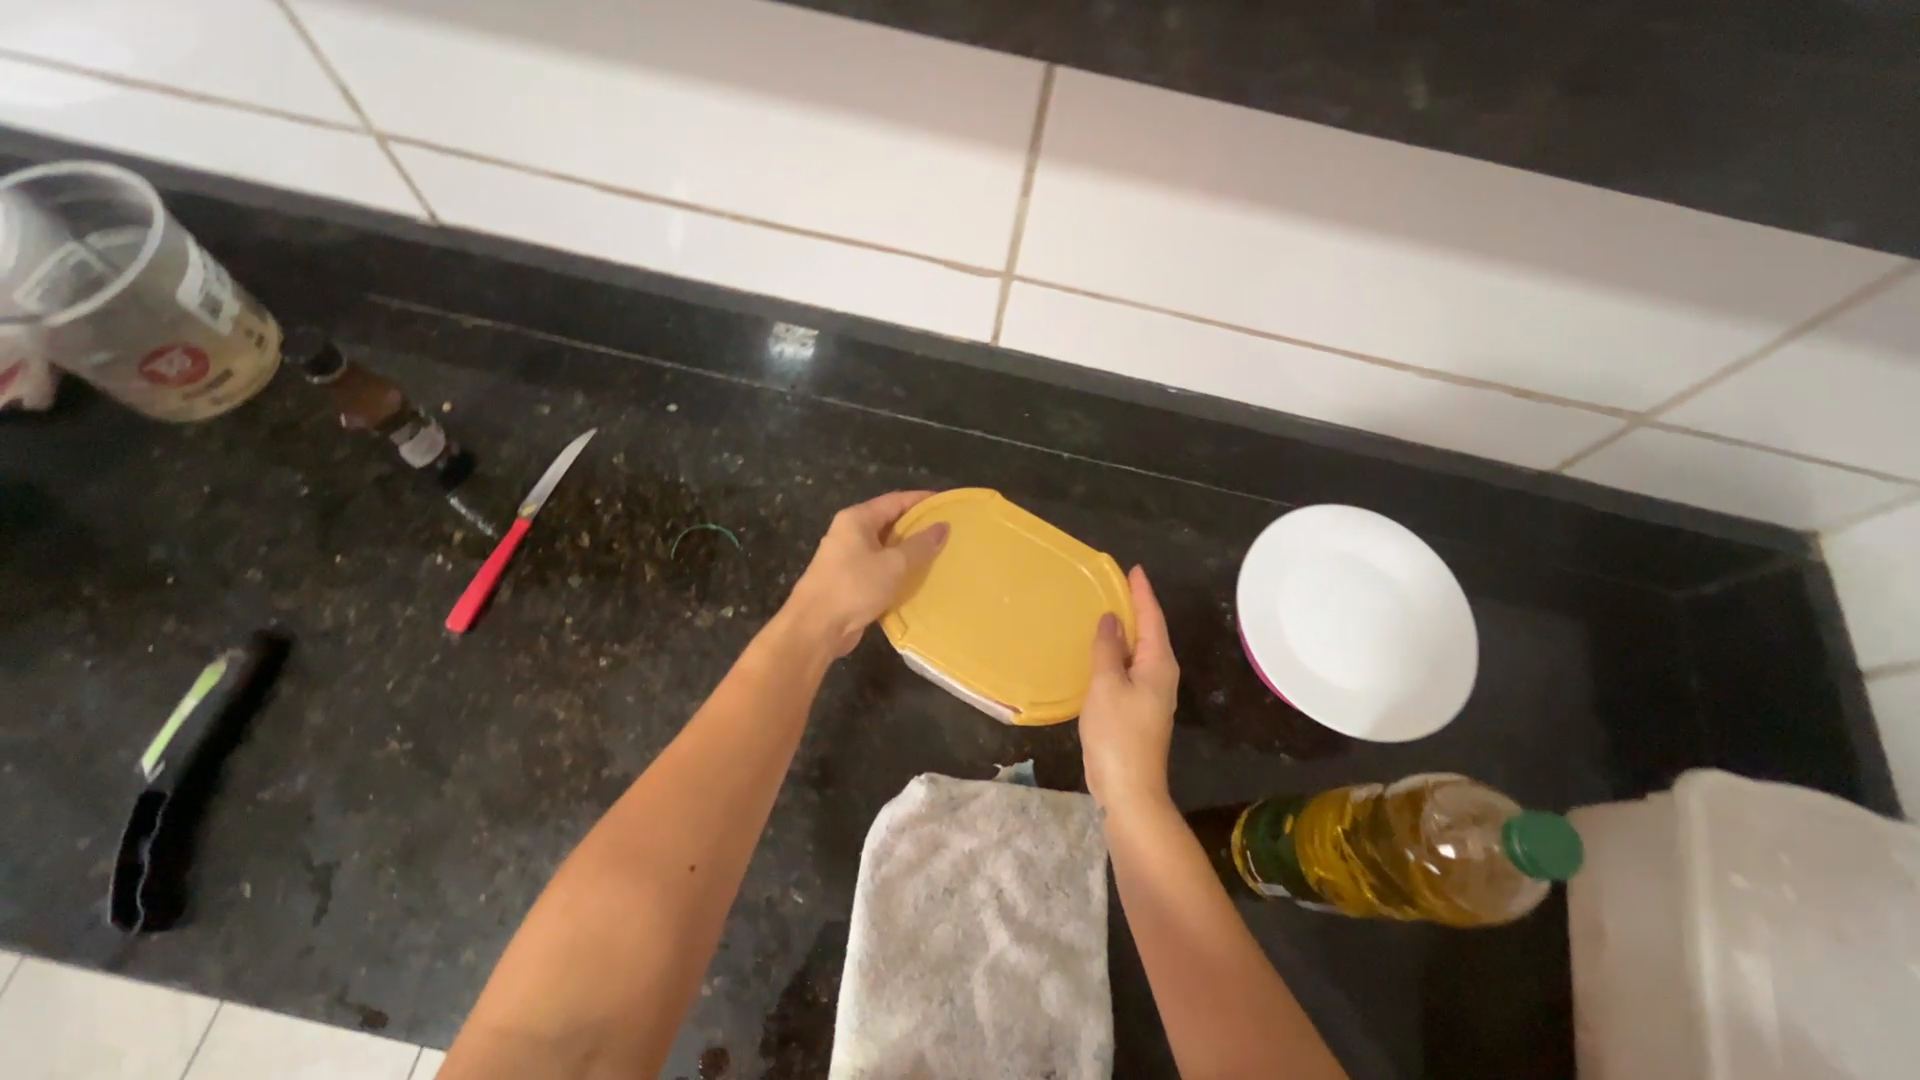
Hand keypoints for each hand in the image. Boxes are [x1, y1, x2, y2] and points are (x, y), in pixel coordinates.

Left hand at [785, 491, 949, 657]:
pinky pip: (879, 568)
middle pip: (889, 522)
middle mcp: (849, 533)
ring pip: (884, 548)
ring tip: (939, 553)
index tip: (946, 503)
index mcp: (856, 519)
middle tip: (947, 530)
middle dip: (917, 526)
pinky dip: (897, 571)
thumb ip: (920, 545)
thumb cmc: (854, 587)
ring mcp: (847, 558)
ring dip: (908, 551)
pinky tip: (918, 578)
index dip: (921, 500)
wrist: (816, 627)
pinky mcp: (849, 581)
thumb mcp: (893, 564)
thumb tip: (943, 526)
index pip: (895, 500)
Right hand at [1082, 566, 1179, 811]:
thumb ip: (1108, 649)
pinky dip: (1119, 653)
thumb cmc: (1118, 734)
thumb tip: (1111, 619)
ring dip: (1127, 631)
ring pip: (1141, 651)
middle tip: (1116, 584)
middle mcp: (1162, 675)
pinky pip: (1132, 669)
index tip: (1133, 568)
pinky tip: (1104, 653)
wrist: (1129, 790)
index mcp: (1158, 664)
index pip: (1152, 618)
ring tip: (1107, 611)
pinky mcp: (1140, 710)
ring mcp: (1152, 695)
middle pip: (1151, 632)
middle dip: (1137, 607)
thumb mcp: (1107, 685)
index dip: (1142, 593)